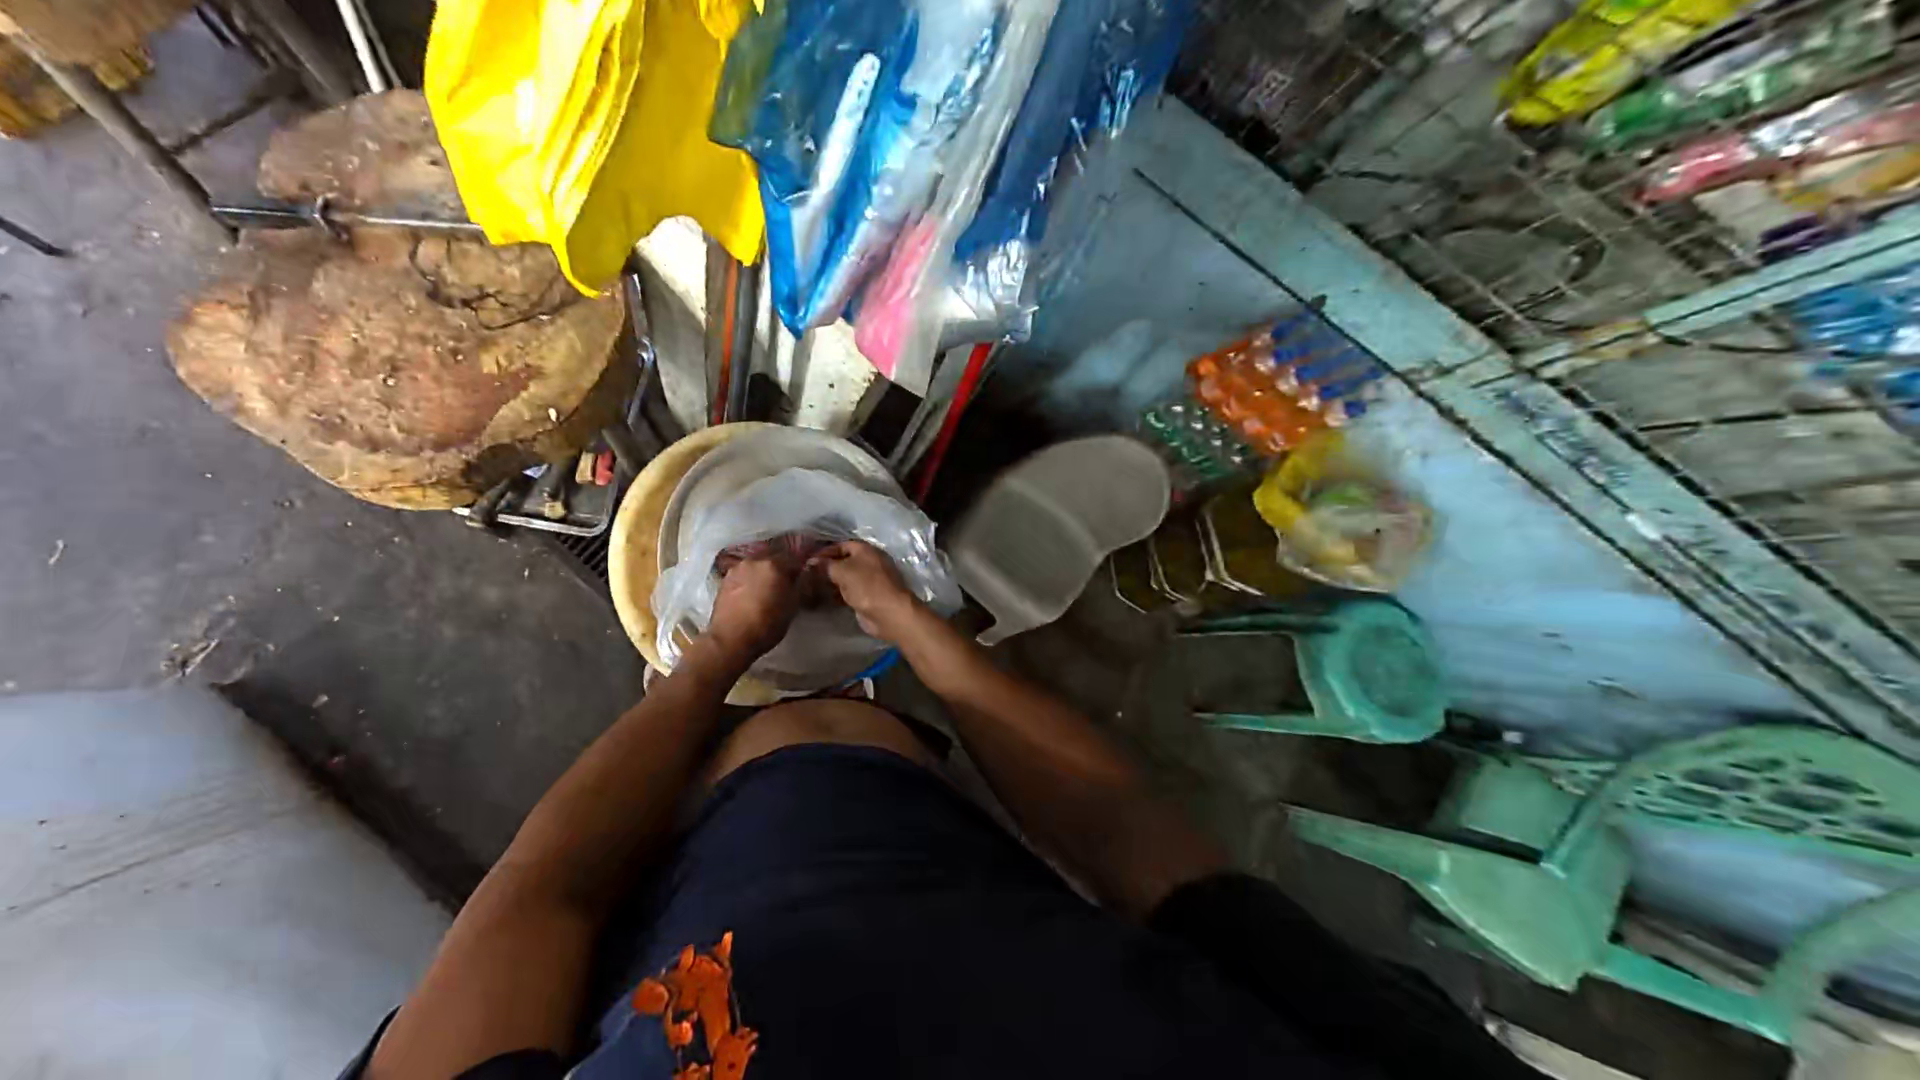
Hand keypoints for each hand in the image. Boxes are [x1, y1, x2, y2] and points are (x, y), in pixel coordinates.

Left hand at [702, 557, 799, 666]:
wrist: (730, 639)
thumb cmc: (767, 624)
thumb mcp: (793, 606)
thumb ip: (802, 584)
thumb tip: (808, 570)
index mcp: (775, 565)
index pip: (795, 558)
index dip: (802, 568)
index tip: (804, 578)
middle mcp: (755, 560)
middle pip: (775, 557)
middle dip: (782, 566)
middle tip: (786, 582)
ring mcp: (738, 567)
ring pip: (758, 563)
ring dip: (765, 571)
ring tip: (767, 587)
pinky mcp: (725, 578)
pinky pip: (745, 572)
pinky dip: (751, 578)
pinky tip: (752, 592)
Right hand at [811, 541, 925, 644]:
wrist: (888, 612)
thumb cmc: (866, 585)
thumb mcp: (842, 571)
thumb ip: (826, 565)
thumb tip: (812, 561)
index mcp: (865, 550)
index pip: (841, 545)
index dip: (825, 551)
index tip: (809, 560)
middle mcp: (869, 562)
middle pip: (845, 561)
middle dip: (828, 567)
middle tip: (808, 574)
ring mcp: (870, 580)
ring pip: (847, 577)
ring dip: (832, 581)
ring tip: (813, 586)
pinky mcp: (869, 596)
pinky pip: (850, 591)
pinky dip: (839, 593)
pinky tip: (826, 598)